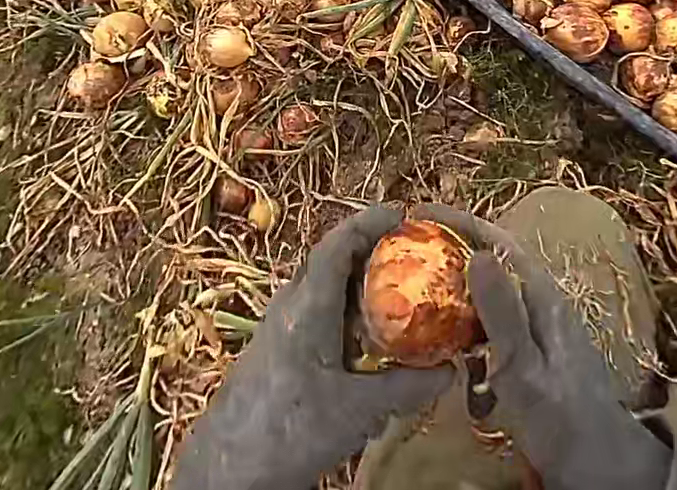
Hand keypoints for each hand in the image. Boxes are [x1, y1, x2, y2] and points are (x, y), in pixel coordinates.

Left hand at [170, 206, 453, 489]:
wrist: (226, 467)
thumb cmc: (288, 429)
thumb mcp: (356, 412)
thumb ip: (405, 388)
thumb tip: (450, 371)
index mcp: (309, 304)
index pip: (339, 243)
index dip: (370, 221)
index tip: (402, 212)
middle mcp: (293, 302)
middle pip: (333, 256)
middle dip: (371, 246)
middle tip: (409, 248)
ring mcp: (283, 321)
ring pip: (325, 282)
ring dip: (358, 277)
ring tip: (396, 285)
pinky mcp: (280, 343)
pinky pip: (318, 307)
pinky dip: (346, 306)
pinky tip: (367, 334)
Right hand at [416, 205, 676, 489]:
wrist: (606, 469)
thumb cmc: (565, 419)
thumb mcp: (525, 368)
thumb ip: (502, 312)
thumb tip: (475, 253)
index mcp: (540, 294)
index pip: (494, 240)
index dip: (457, 221)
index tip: (419, 214)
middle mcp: (538, 299)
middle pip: (488, 259)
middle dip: (449, 249)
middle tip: (407, 251)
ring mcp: (536, 323)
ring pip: (487, 290)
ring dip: (454, 286)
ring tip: (418, 289)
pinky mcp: (530, 348)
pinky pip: (490, 321)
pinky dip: (465, 322)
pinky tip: (449, 343)